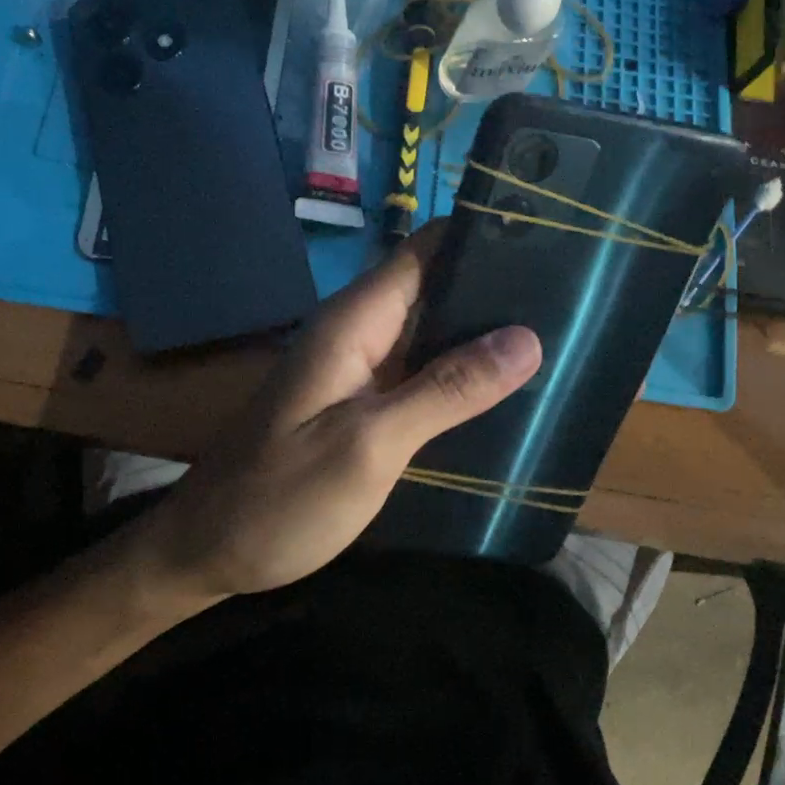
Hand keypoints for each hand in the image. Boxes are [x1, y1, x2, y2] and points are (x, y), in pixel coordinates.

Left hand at [129, 225, 541, 599]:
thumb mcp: (370, 445)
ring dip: (480, 334)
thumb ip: (445, 390)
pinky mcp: (357, 408)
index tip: (550, 235)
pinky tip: (504, 391)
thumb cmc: (282, 498)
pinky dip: (457, 376)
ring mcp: (355, 373)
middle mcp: (355, 335)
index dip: (480, 237)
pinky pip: (415, 374)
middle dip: (493, 286)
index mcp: (352, 324)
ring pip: (427, 333)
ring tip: (562, 334)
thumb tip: (526, 337)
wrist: (209, 550)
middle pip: (431, 288)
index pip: (422, 252)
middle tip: (575, 295)